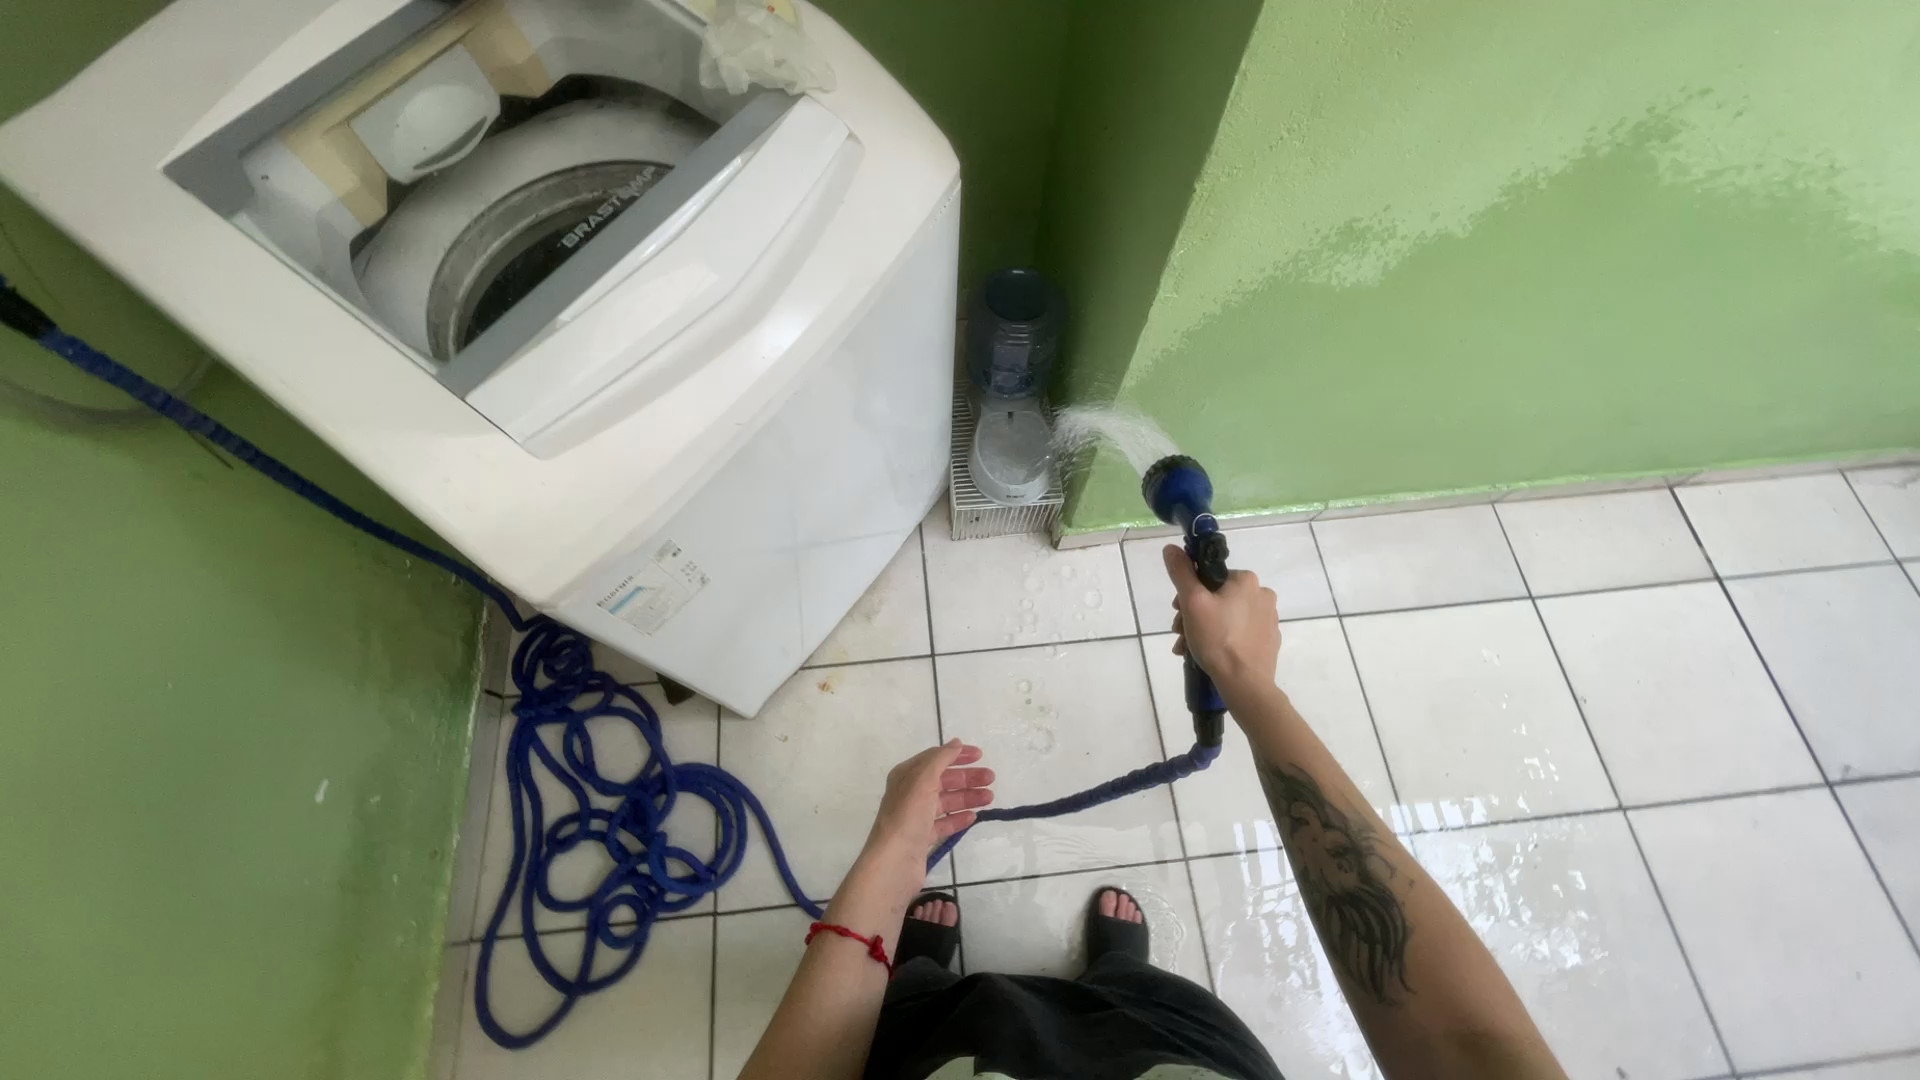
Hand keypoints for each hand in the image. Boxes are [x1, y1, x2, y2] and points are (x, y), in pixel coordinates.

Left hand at [846, 740, 993, 904]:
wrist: (894, 861)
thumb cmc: (908, 815)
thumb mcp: (923, 779)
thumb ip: (941, 759)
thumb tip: (956, 743)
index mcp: (907, 775)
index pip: (935, 758)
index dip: (957, 755)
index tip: (980, 755)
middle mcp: (910, 793)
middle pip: (943, 780)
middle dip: (967, 778)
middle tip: (991, 779)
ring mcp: (916, 816)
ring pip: (946, 801)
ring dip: (968, 797)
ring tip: (990, 798)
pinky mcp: (923, 837)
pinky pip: (944, 823)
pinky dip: (958, 818)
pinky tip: (973, 817)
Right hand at [1163, 544, 1280, 697]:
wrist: (1244, 683)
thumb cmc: (1217, 638)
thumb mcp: (1192, 602)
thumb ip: (1181, 572)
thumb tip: (1171, 548)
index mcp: (1247, 580)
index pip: (1209, 578)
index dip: (1188, 593)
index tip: (1177, 612)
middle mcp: (1263, 595)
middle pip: (1216, 598)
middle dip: (1193, 615)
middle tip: (1180, 633)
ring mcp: (1268, 620)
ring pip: (1226, 617)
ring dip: (1203, 629)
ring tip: (1188, 648)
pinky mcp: (1268, 641)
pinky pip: (1238, 634)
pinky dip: (1221, 640)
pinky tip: (1207, 655)